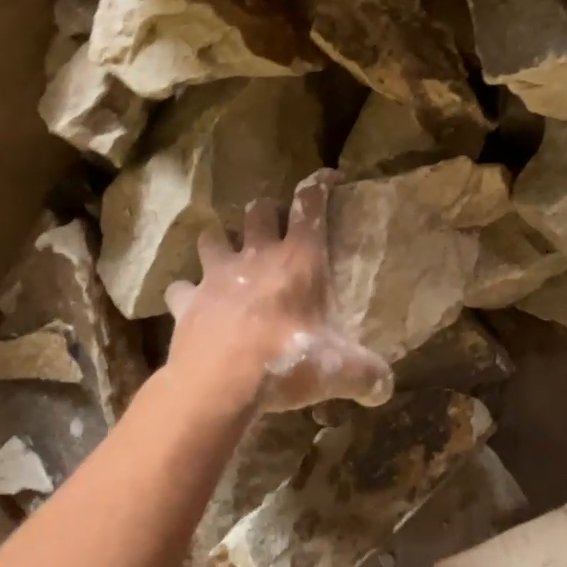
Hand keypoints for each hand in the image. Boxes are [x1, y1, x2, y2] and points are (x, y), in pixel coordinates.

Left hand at [163, 169, 391, 412]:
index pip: (310, 204)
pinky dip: (184, 292)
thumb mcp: (340, 370)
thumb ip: (367, 374)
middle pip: (258, 210)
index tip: (328, 178)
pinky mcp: (188, 302)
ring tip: (228, 254)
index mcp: (300, 258)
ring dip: (220, 241)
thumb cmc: (287, 359)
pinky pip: (180, 288)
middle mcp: (258, 255)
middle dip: (266, 211)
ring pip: (213, 236)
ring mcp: (218, 274)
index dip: (319, 184)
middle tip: (274, 226)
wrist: (220, 383)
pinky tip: (190, 302)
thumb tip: (386, 388)